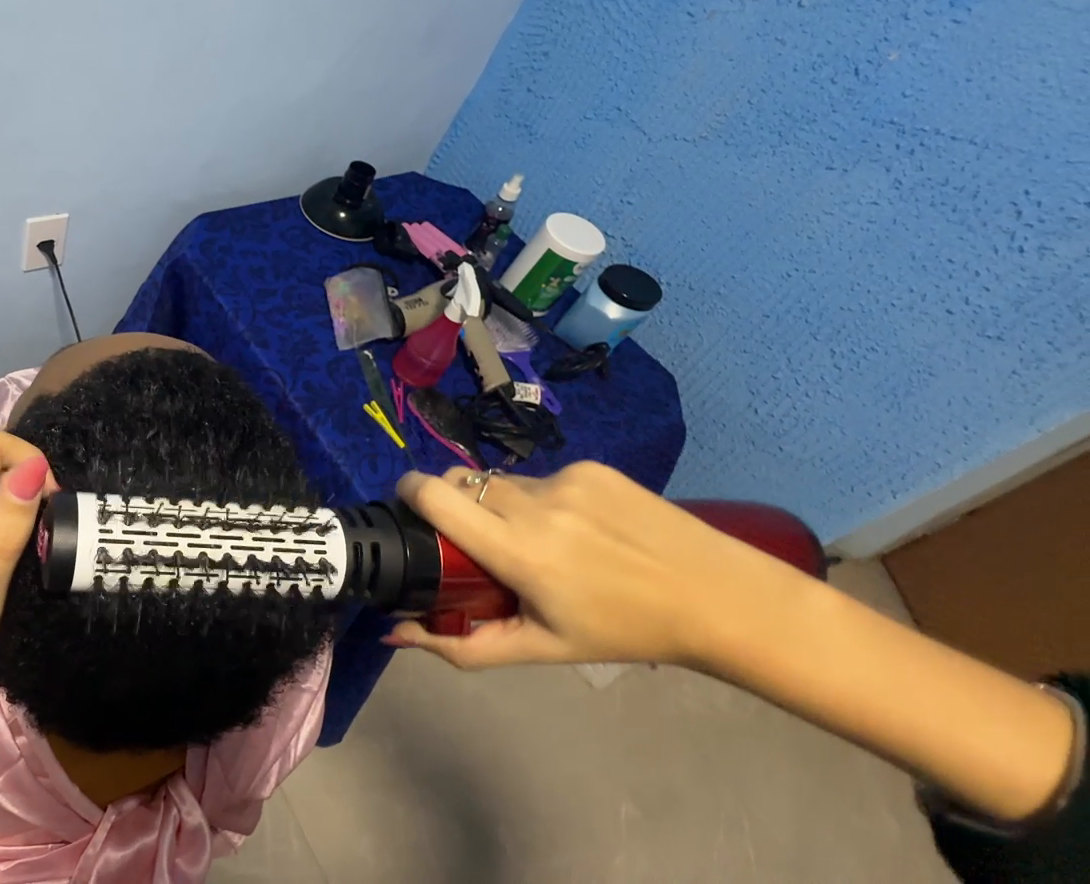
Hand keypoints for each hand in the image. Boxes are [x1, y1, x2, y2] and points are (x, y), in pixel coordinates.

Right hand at [384, 462, 802, 669]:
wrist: (719, 598)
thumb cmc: (623, 631)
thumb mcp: (541, 648)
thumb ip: (462, 644)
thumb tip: (396, 631)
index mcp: (518, 551)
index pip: (434, 495)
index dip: (408, 493)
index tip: (405, 508)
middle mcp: (535, 505)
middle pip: (459, 483)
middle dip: (452, 505)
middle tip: (474, 541)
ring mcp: (566, 479)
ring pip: (500, 482)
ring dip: (499, 506)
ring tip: (539, 541)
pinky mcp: (592, 466)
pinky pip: (540, 478)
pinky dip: (541, 500)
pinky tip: (577, 528)